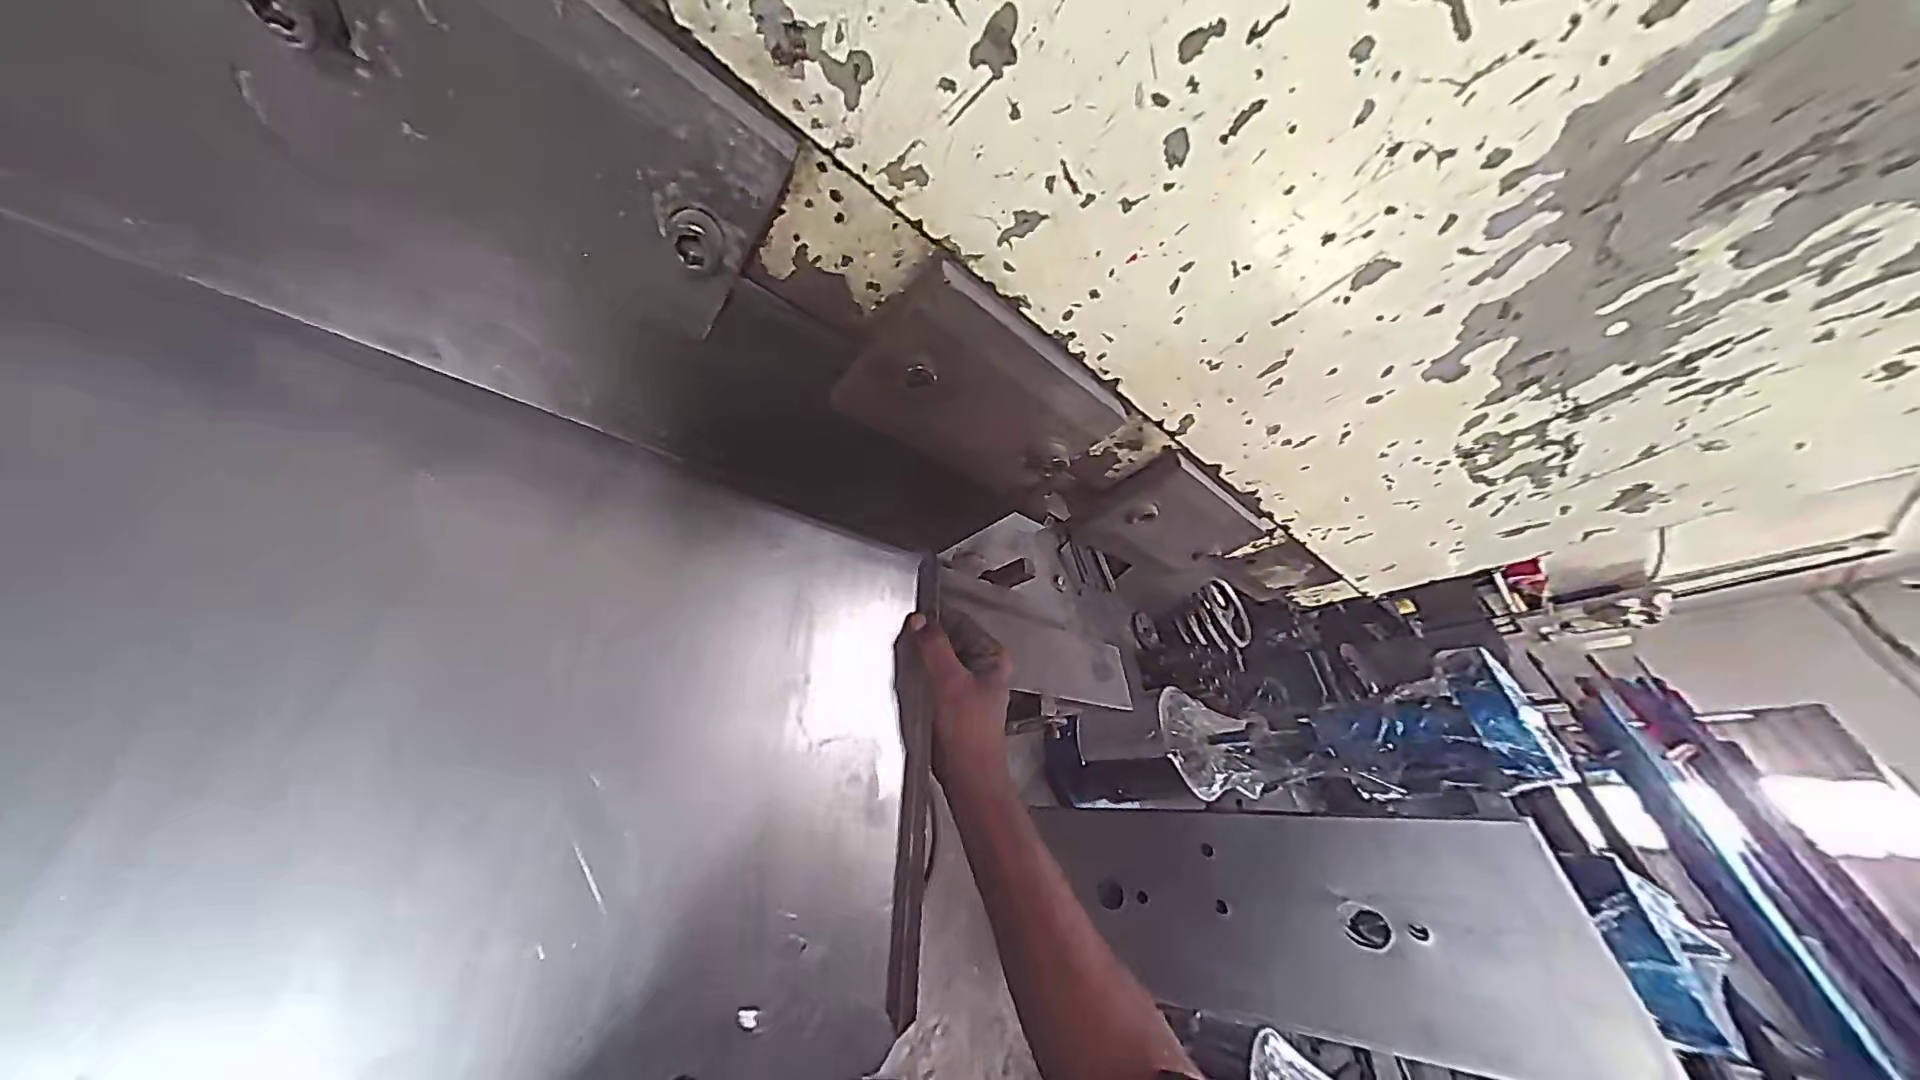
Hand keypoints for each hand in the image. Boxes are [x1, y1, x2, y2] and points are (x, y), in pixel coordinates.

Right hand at [905, 612, 1013, 779]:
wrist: (968, 774)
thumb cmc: (969, 732)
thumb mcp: (950, 682)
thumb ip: (935, 648)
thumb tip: (919, 620)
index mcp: (993, 656)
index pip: (961, 621)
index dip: (936, 619)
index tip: (911, 618)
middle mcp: (983, 666)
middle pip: (949, 639)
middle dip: (927, 639)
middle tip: (904, 638)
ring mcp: (968, 682)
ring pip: (940, 658)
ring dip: (922, 657)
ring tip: (905, 657)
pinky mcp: (953, 698)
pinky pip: (934, 675)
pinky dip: (921, 674)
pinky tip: (909, 678)